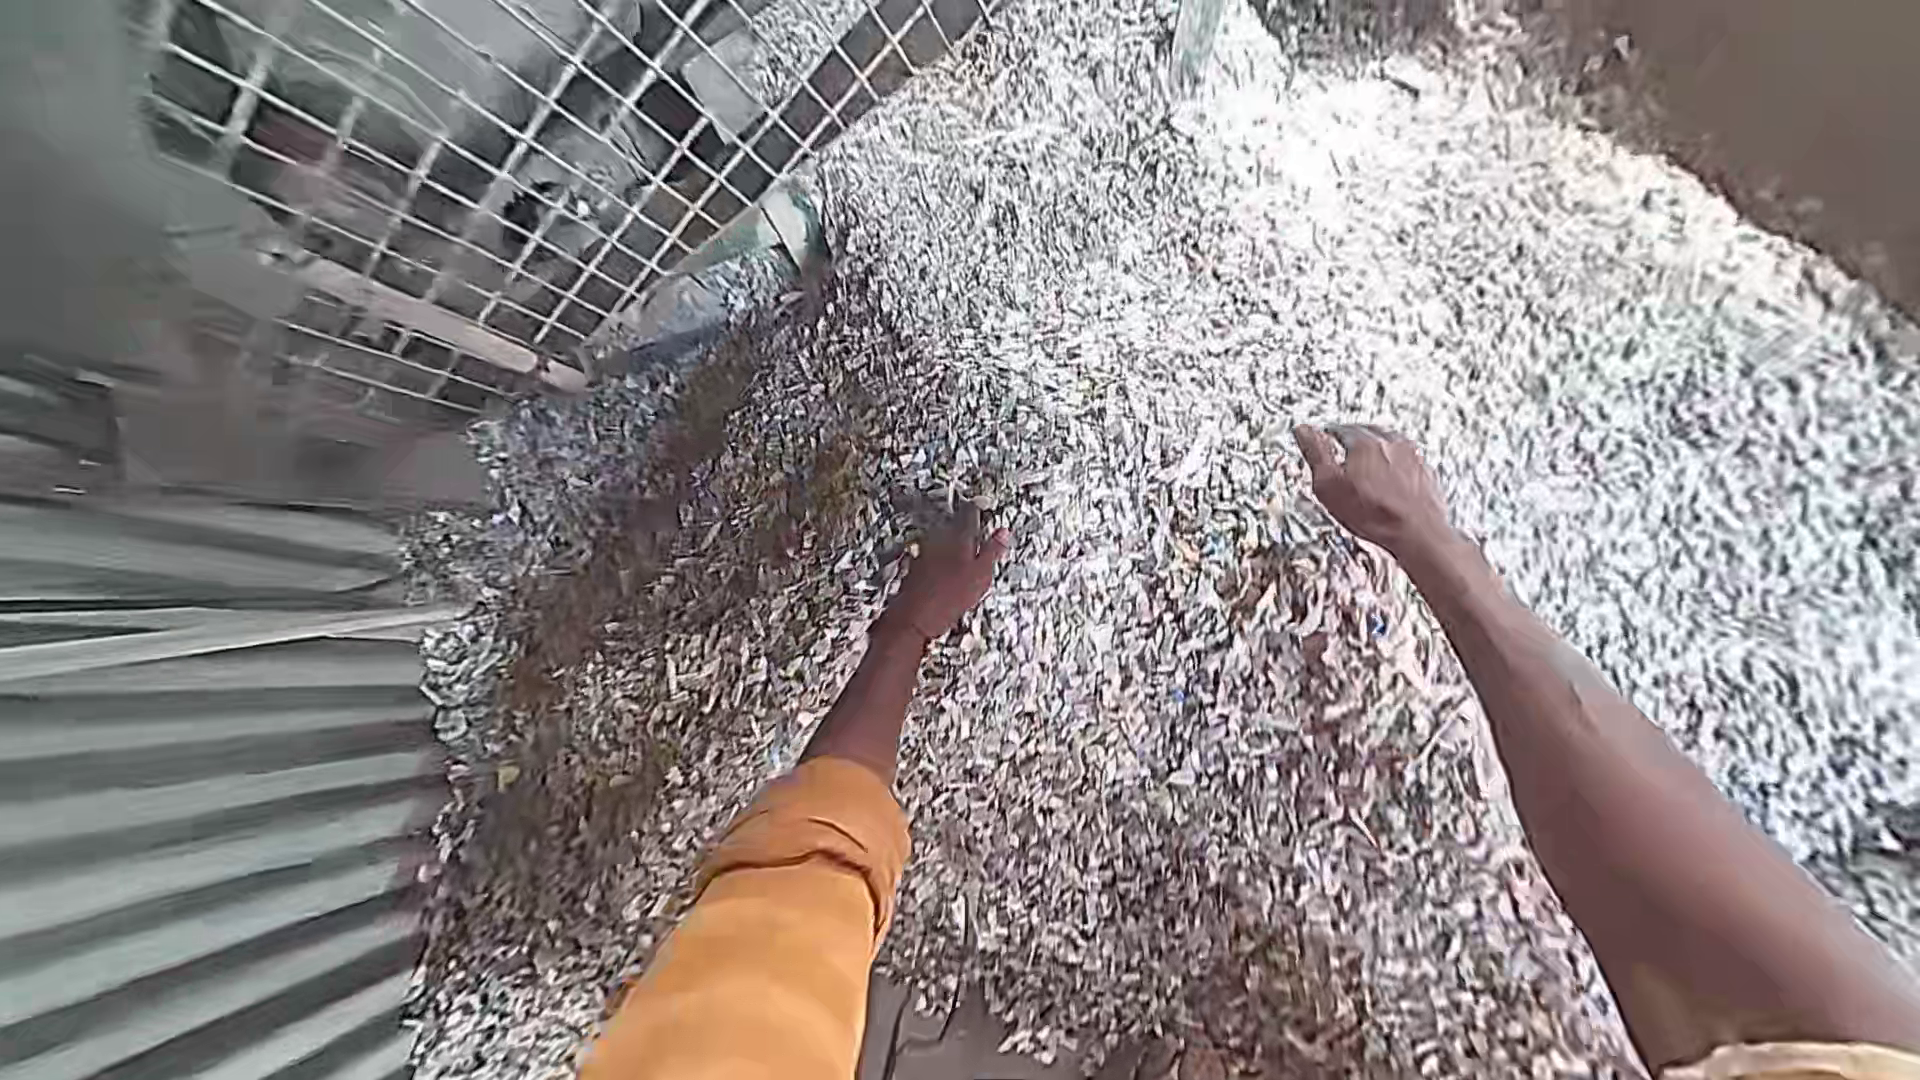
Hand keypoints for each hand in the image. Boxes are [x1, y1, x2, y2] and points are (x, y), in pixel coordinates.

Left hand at [878, 502, 1010, 644]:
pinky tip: (944, 569)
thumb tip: (1003, 533)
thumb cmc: (947, 598)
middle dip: (963, 525)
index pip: (969, 514)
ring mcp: (924, 553)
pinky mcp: (914, 567)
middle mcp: (938, 541)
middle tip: (974, 526)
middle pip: (953, 525)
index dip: (977, 510)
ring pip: (940, 539)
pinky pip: (931, 555)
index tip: (982, 507)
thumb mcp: (981, 575)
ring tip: (961, 550)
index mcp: (958, 539)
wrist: (914, 618)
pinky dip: (940, 557)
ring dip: (950, 541)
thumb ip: (992, 551)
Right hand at [1294, 424, 1454, 557]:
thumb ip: (1315, 453)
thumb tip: (1303, 430)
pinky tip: (1388, 473)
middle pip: (1368, 431)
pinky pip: (1406, 458)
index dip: (1328, 433)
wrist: (1416, 533)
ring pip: (1389, 442)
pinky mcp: (1426, 471)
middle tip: (1341, 444)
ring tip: (1364, 457)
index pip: (1341, 429)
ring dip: (1375, 446)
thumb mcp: (1328, 484)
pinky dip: (1394, 461)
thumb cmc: (1372, 513)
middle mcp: (1392, 444)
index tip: (1323, 437)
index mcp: (1365, 443)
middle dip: (1353, 436)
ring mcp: (1413, 457)